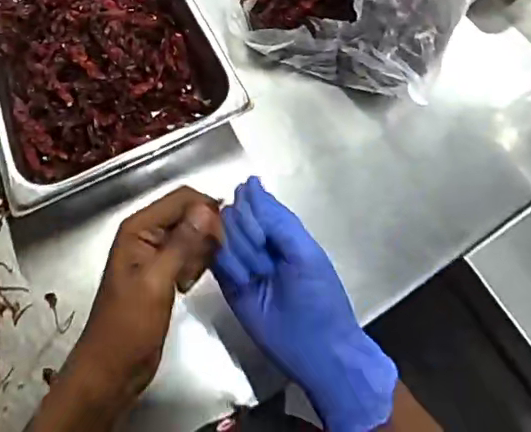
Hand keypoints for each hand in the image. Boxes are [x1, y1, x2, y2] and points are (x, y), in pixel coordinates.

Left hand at [30, 187, 222, 431]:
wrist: (113, 366)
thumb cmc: (129, 324)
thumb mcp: (156, 282)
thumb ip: (181, 244)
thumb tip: (205, 209)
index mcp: (138, 226)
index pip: (179, 199)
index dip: (206, 208)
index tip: (231, 233)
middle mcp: (146, 233)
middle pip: (185, 214)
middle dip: (207, 229)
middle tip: (222, 256)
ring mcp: (154, 253)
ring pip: (189, 235)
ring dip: (203, 248)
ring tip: (205, 271)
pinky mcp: (162, 273)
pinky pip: (186, 256)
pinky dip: (197, 263)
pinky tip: (194, 280)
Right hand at [212, 178, 397, 431]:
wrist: (317, 350)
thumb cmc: (320, 298)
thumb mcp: (304, 251)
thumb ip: (276, 216)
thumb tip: (251, 180)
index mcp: (276, 226)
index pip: (247, 198)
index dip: (250, 212)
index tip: (264, 236)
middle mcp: (253, 237)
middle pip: (229, 213)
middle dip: (245, 236)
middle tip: (268, 263)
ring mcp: (237, 256)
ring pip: (217, 232)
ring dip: (239, 254)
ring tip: (260, 276)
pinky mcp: (224, 278)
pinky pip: (210, 255)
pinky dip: (226, 265)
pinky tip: (243, 281)